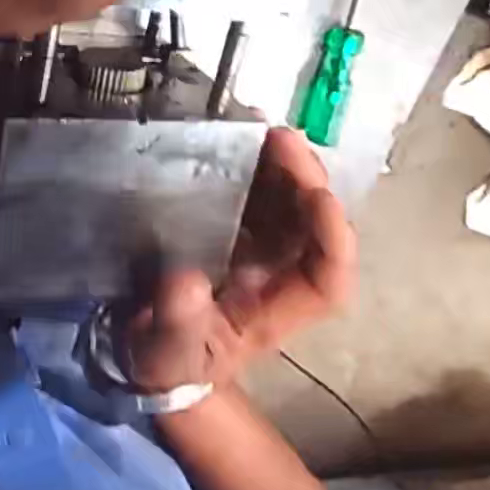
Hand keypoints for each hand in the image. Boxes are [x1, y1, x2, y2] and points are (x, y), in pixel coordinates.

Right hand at [125, 128, 356, 390]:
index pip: (328, 280)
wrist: (155, 351)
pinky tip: (236, 138)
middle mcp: (280, 274)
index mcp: (276, 310)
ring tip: (260, 129)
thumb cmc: (170, 360)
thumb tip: (187, 281)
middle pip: (313, 226)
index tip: (319, 196)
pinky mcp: (237, 228)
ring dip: (283, 165)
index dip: (334, 238)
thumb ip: (177, 324)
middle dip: (305, 181)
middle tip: (279, 139)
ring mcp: (261, 248)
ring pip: (290, 202)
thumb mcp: (168, 352)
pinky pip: (257, 192)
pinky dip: (254, 165)